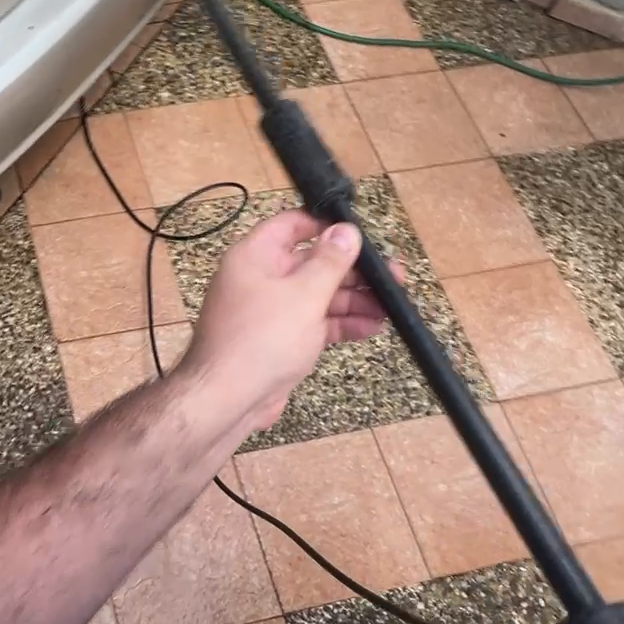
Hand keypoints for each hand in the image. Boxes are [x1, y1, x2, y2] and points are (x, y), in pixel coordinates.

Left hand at [178, 210, 392, 430]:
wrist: (229, 398)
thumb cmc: (261, 339)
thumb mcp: (304, 295)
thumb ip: (329, 262)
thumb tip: (346, 230)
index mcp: (254, 256)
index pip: (290, 225)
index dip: (324, 224)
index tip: (359, 232)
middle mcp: (260, 279)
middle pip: (311, 262)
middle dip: (352, 270)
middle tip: (393, 276)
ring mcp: (270, 310)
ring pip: (317, 295)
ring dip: (353, 300)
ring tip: (391, 306)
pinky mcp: (279, 339)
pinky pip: (314, 322)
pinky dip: (340, 324)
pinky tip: (372, 327)